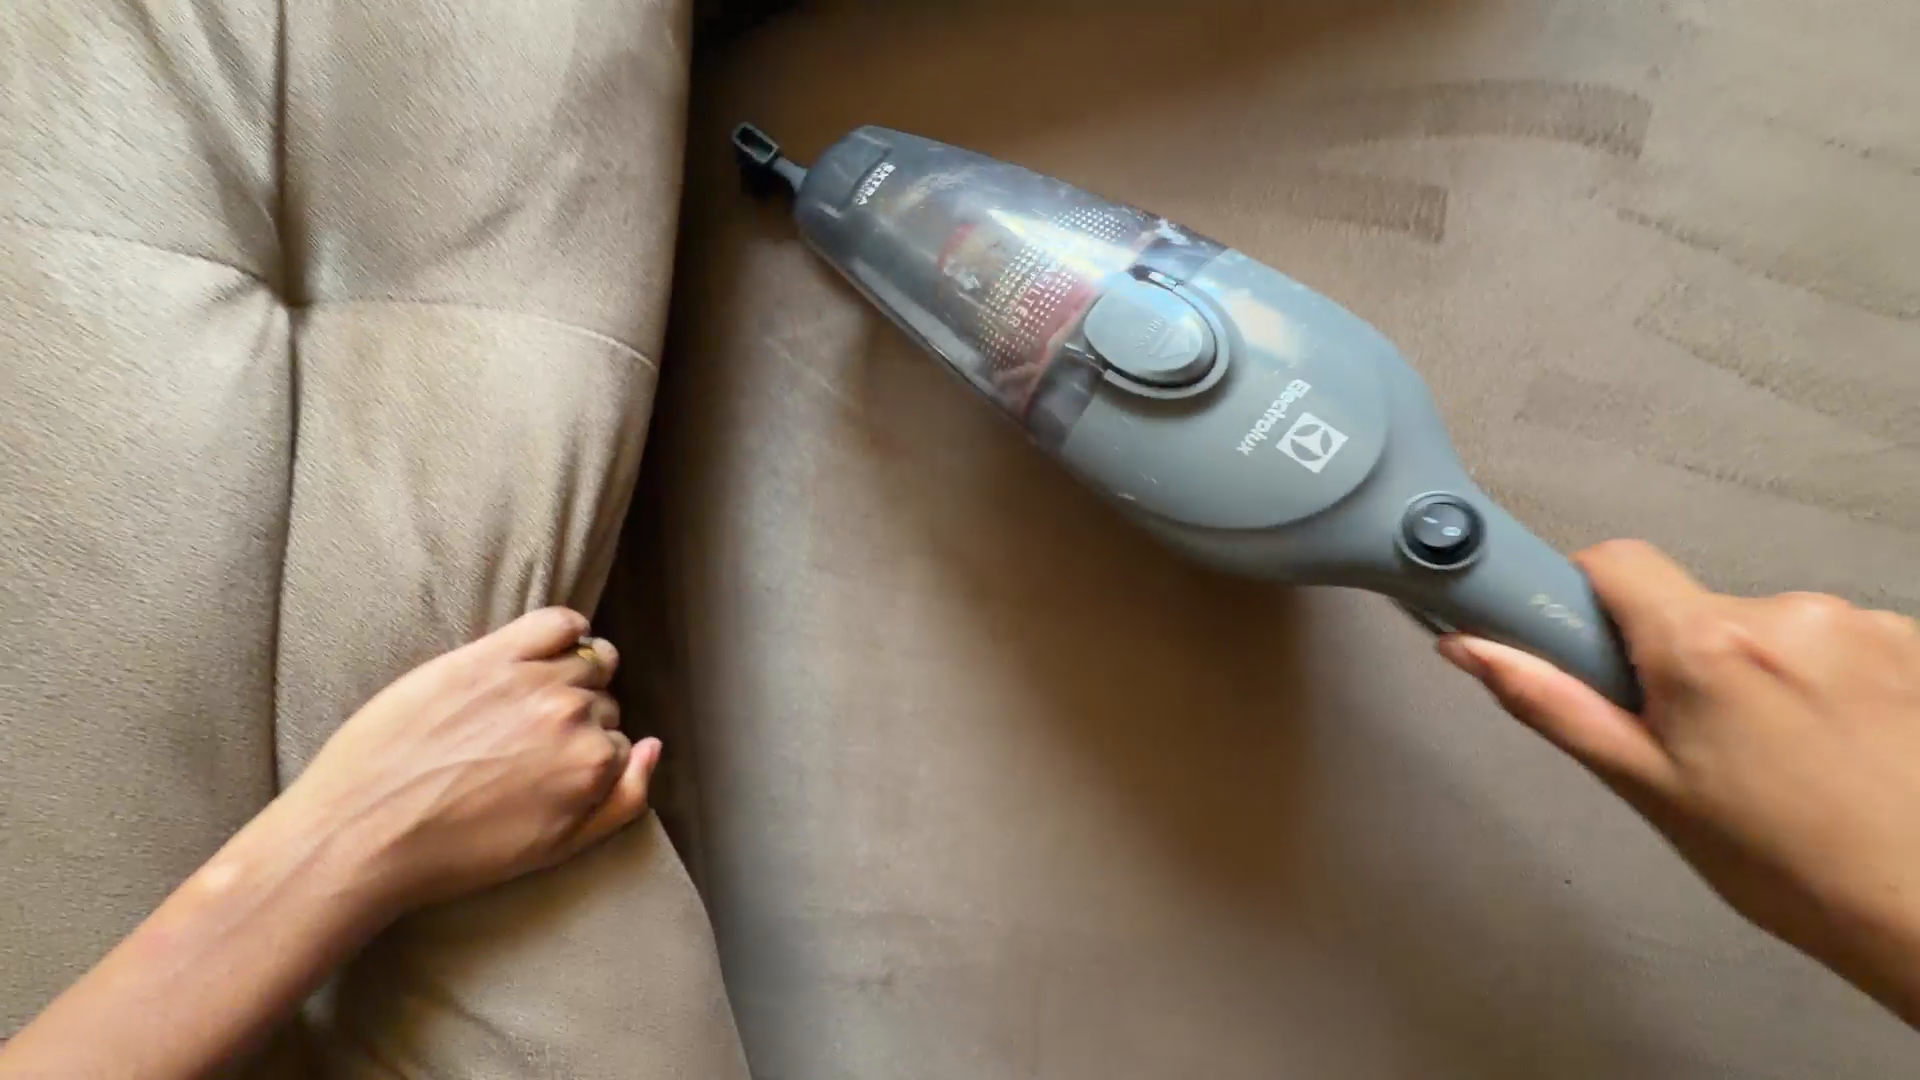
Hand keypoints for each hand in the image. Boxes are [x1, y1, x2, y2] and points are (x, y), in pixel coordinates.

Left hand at [282, 607, 658, 915]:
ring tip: (532, 702)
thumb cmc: (457, 852)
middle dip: (580, 722)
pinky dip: (569, 630)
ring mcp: (533, 679)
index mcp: (592, 763)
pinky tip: (552, 649)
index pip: (619, 741)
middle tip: (530, 746)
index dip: (588, 759)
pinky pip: (559, 622)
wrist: (356, 837)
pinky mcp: (492, 656)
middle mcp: (573, 714)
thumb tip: (654, 745)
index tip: (553, 773)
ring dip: (574, 679)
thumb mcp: (557, 848)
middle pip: (605, 703)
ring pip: (589, 664)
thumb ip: (624, 800)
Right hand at [1439, 540, 1919, 1022]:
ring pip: (1755, 622)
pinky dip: (1806, 674)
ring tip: (1765, 744)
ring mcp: (1870, 627)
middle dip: (1666, 649)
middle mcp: (1790, 614)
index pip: (1613, 560)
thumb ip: (1544, 700)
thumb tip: (1463, 646)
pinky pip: (1824, 638)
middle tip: (1679, 726)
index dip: (1583, 590)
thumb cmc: (1776, 858)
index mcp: (1706, 643)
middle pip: (1685, 601)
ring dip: (1741, 664)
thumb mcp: (1636, 778)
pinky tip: (1826, 740)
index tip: (1585, 643)